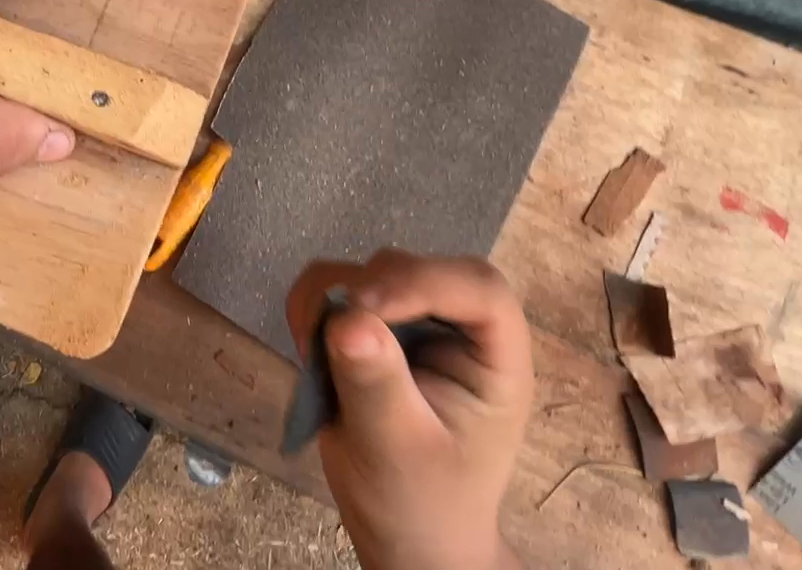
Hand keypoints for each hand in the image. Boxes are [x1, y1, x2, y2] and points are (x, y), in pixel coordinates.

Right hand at [286, 251, 533, 569]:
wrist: (401, 532)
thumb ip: (377, 385)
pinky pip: (331, 285)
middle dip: (366, 292)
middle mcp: (457, 329)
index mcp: (494, 359)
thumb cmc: (417, 502)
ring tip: (314, 357)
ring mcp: (411, 322)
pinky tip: (307, 352)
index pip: (479, 290)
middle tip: (327, 338)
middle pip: (415, 269)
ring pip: (366, 271)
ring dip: (329, 300)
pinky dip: (308, 305)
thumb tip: (348, 322)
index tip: (362, 309)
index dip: (423, 283)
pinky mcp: (369, 324)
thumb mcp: (397, 451)